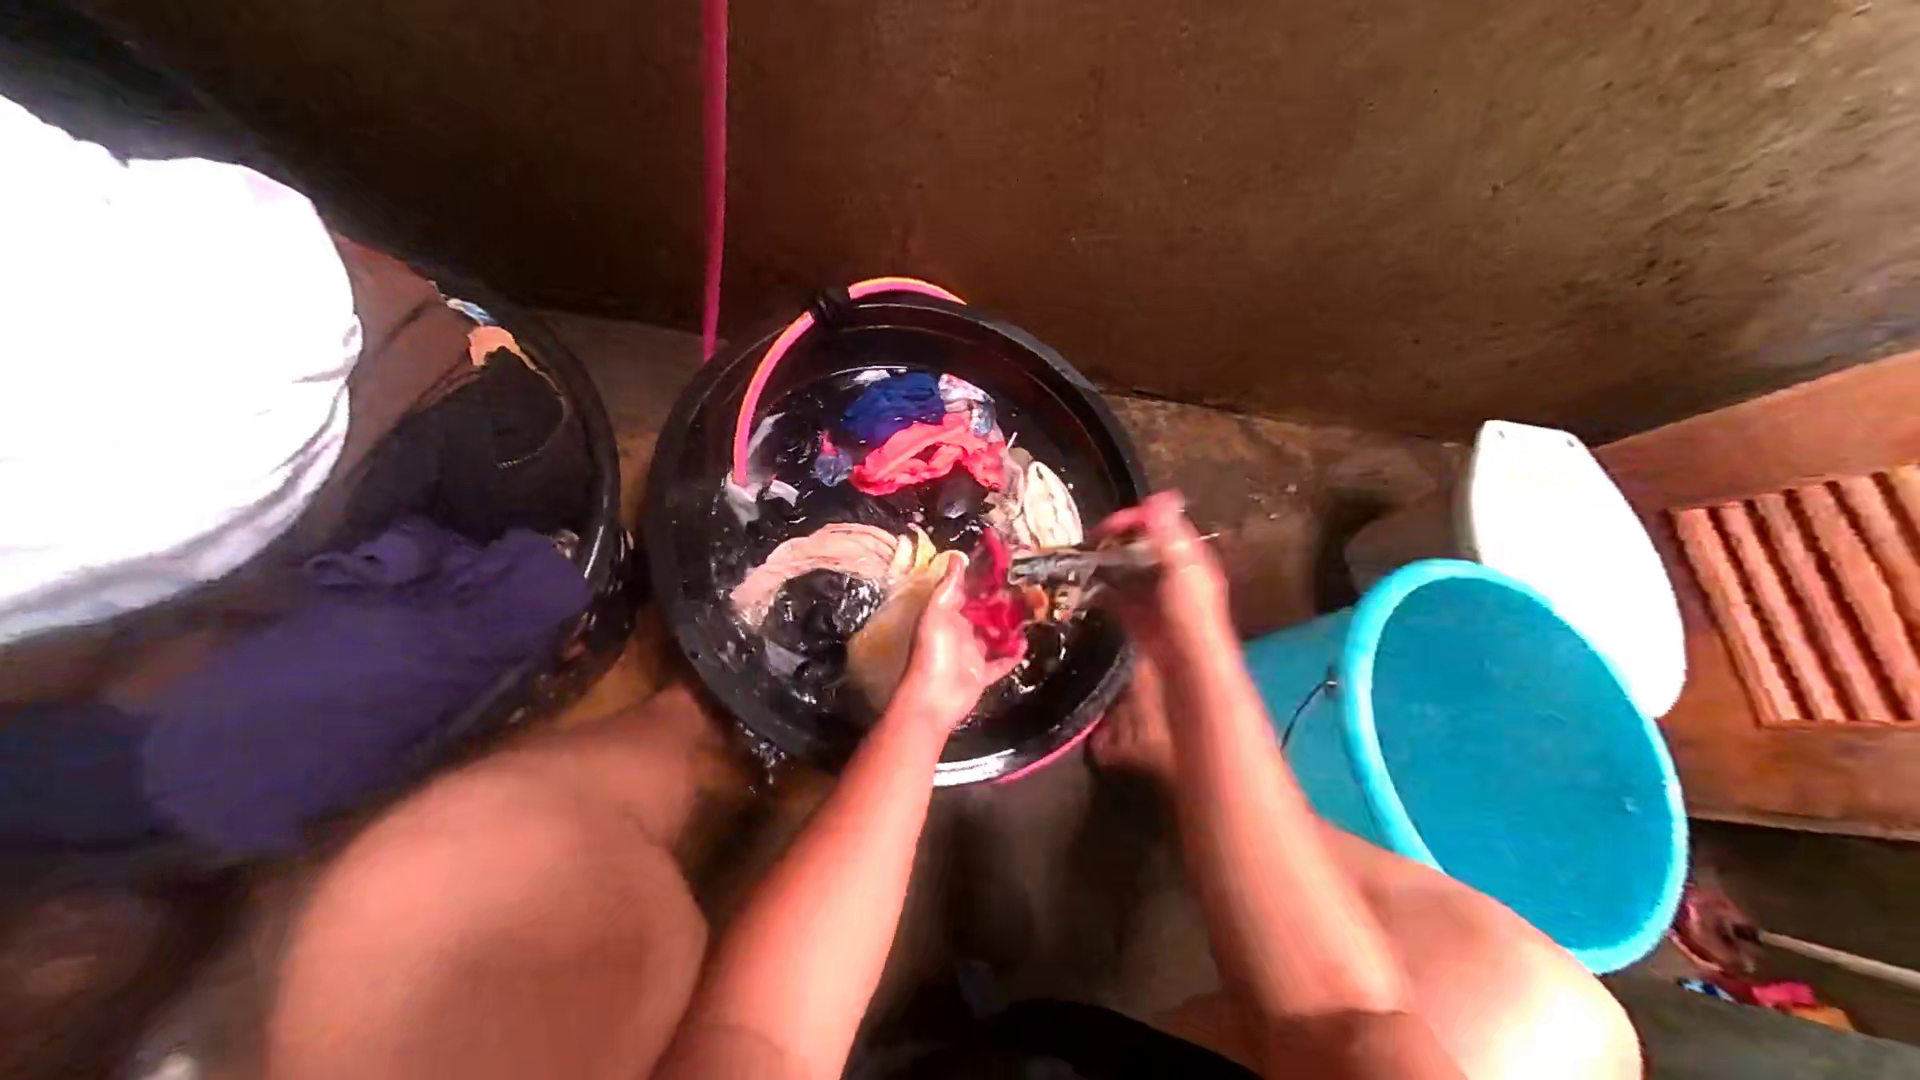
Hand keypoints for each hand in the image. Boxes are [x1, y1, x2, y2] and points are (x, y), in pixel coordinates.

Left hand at [892, 554, 1025, 730]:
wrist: (933, 700)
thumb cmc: (932, 653)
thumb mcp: (937, 613)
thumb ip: (948, 587)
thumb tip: (957, 556)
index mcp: (948, 614)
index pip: (968, 592)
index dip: (985, 579)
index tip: (1006, 565)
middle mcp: (960, 631)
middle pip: (985, 613)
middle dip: (1004, 602)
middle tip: (1027, 588)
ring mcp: (971, 654)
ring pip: (995, 635)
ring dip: (1011, 626)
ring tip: (1032, 612)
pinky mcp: (982, 674)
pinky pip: (1001, 661)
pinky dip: (1012, 654)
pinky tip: (1026, 643)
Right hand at [1093, 491, 1234, 664]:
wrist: (1187, 669)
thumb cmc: (1189, 618)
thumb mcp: (1182, 570)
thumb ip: (1169, 535)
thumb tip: (1161, 496)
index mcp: (1187, 557)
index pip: (1160, 525)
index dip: (1135, 519)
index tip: (1108, 524)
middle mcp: (1172, 574)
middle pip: (1140, 548)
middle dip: (1115, 542)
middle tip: (1090, 542)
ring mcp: (1154, 597)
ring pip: (1127, 572)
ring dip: (1107, 566)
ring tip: (1083, 563)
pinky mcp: (1140, 619)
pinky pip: (1119, 598)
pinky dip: (1103, 592)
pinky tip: (1087, 591)